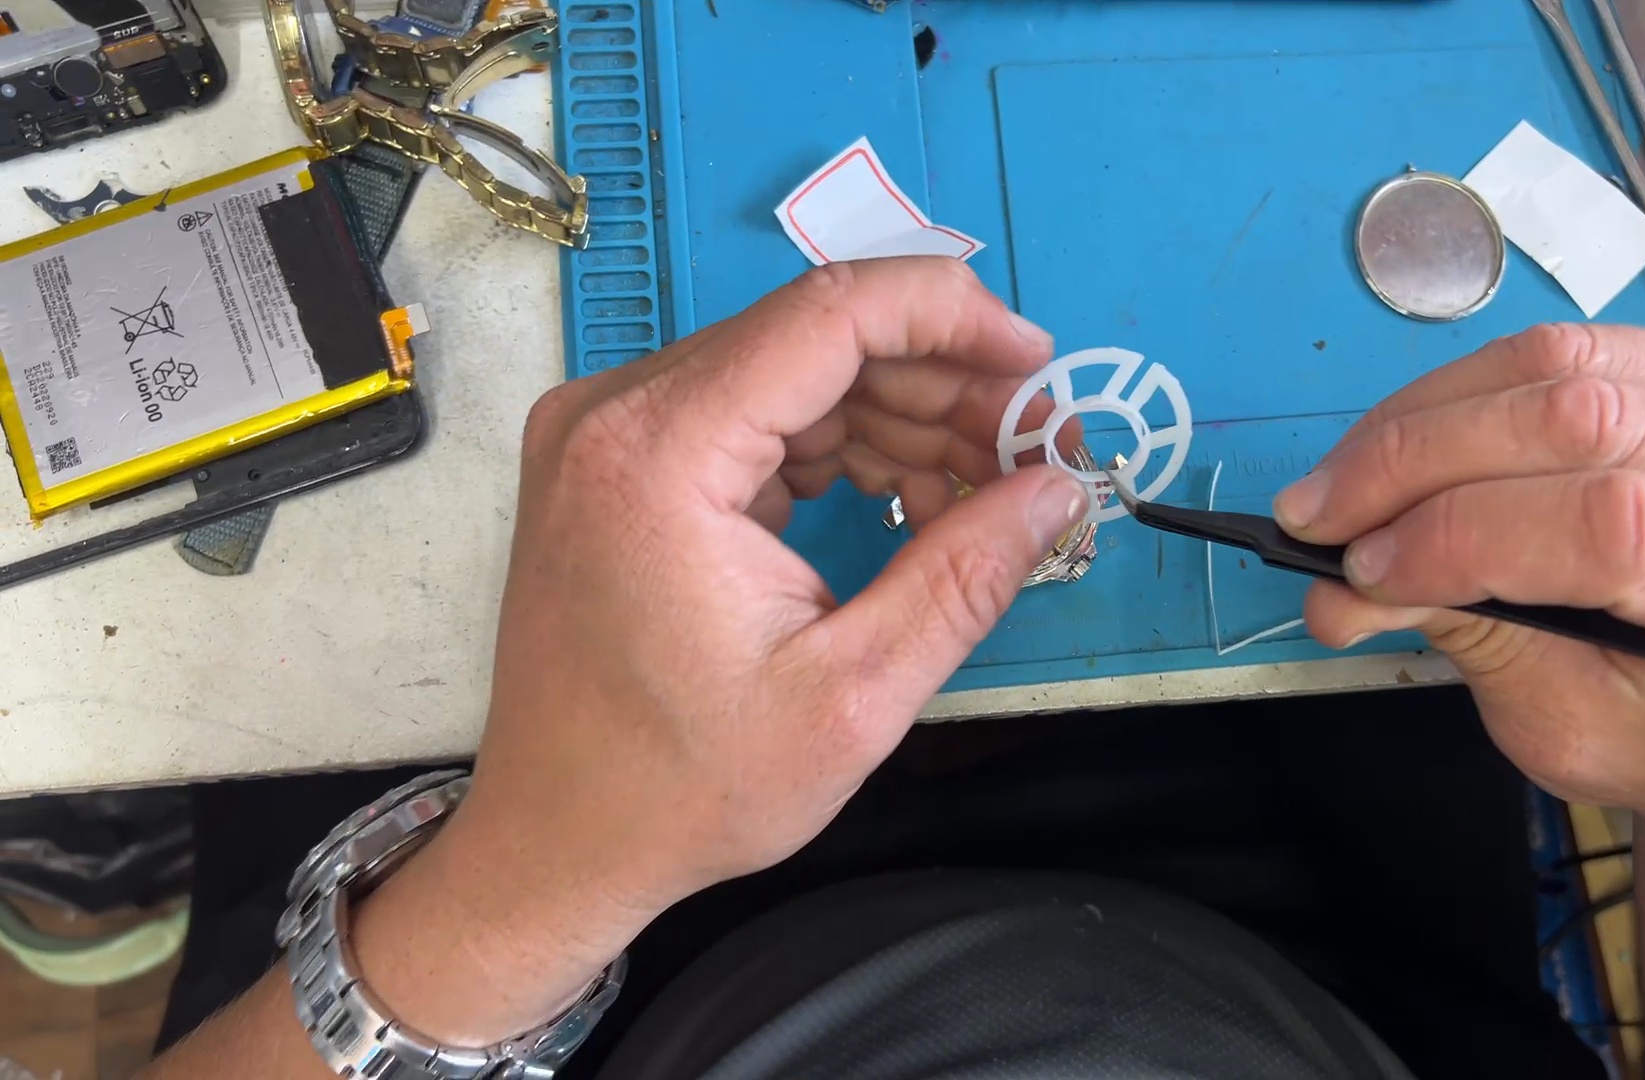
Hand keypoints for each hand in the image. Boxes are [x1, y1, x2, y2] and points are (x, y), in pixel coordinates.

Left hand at [385, 258, 1084, 1032]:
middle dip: (945, 386)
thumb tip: (1059, 488)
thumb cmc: (689, 789)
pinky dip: (853, 449)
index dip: (953, 318)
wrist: (560, 845)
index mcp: (662, 452)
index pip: (830, 316)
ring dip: (907, 421)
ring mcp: (619, 433)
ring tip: (983, 490)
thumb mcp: (855, 696)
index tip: (1038, 364)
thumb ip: (968, 577)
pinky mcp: (635, 465)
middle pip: (822, 343)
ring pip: (803, 379)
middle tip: (1033, 449)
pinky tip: (910, 504)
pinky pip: (769, 420)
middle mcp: (622, 411)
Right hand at [1273, 324, 1644, 822]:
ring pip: (1559, 361)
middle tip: (1310, 515)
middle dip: (1408, 464)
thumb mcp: (1563, 720)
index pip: (1622, 524)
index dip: (1460, 539)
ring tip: (1337, 483)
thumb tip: (1331, 594)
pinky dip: (1445, 399)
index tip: (1356, 575)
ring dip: (1410, 423)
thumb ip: (1458, 636)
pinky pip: (1555, 349)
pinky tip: (1394, 448)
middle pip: (1580, 418)